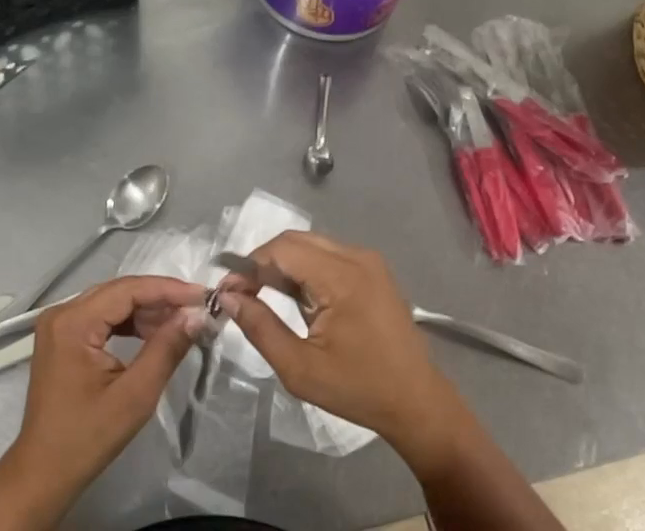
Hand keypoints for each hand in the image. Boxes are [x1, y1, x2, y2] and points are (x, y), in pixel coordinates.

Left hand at [16, 275, 206, 485]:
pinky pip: (101, 318)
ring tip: (181, 322)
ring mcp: (58, 325)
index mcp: (73, 322)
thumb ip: (166, 348)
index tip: (203, 296)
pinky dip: (128, 324)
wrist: (45, 471)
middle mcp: (61, 313)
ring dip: (146, 311)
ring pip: (111, 303)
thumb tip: (195, 315)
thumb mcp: (135, 395)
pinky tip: (153, 334)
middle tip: (197, 309)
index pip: (127, 290)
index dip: (168, 289)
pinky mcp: (62, 338)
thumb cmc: (88, 436)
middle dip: (159, 298)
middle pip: (118, 292)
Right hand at [218, 231, 460, 454]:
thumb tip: (228, 296)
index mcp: (342, 278)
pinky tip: (297, 299)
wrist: (417, 403)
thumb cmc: (358, 389)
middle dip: (263, 263)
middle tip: (243, 294)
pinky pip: (328, 255)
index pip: (281, 249)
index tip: (229, 293)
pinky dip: (304, 269)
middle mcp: (357, 258)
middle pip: (295, 241)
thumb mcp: (299, 368)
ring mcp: (369, 262)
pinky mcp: (374, 271)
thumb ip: (260, 327)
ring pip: (310, 245)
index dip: (249, 266)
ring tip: (265, 297)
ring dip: (283, 265)